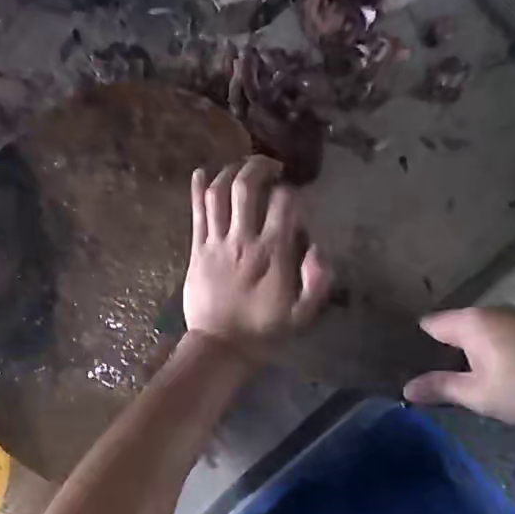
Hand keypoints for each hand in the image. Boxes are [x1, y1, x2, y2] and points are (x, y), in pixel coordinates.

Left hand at [184, 157, 332, 357]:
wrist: (220, 347)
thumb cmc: (264, 330)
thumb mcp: (303, 313)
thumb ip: (318, 280)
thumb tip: (318, 248)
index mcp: (272, 253)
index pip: (284, 203)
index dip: (293, 192)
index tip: (296, 198)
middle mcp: (243, 241)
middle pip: (246, 187)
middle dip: (259, 166)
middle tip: (271, 167)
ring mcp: (216, 243)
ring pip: (218, 193)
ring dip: (230, 172)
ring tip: (243, 168)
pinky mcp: (196, 250)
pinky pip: (196, 213)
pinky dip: (197, 189)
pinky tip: (200, 172)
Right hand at [402, 307, 514, 426]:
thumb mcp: (481, 395)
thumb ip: (441, 388)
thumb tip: (406, 388)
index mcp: (471, 322)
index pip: (428, 325)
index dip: (417, 345)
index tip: (411, 367)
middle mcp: (493, 310)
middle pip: (455, 327)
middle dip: (445, 350)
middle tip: (439, 379)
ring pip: (484, 332)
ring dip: (475, 352)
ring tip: (472, 378)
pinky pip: (507, 335)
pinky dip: (500, 351)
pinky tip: (508, 373)